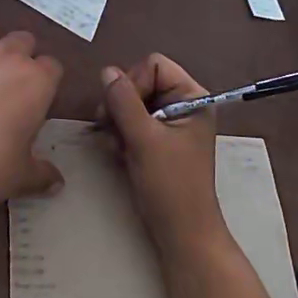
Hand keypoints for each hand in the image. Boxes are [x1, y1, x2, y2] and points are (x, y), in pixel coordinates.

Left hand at [0, 17, 63, 226]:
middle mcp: (5, 56)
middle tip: (7, 81)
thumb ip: (42, 173)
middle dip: (19, 54)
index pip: (52, 66)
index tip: (35, 98)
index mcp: (36, 82)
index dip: (44, 80)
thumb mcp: (21, 177)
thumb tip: (56, 181)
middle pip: (22, 39)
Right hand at [98, 54, 224, 248]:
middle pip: (140, 82)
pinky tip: (118, 154)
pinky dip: (120, 135)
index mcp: (191, 97)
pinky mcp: (156, 142)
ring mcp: (169, 124)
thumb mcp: (144, 139)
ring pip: (131, 104)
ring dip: (117, 122)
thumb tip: (106, 71)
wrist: (181, 232)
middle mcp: (181, 105)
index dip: (132, 82)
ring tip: (115, 146)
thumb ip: (124, 101)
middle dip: (120, 104)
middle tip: (108, 128)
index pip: (154, 66)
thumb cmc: (170, 185)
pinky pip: (131, 124)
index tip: (120, 110)